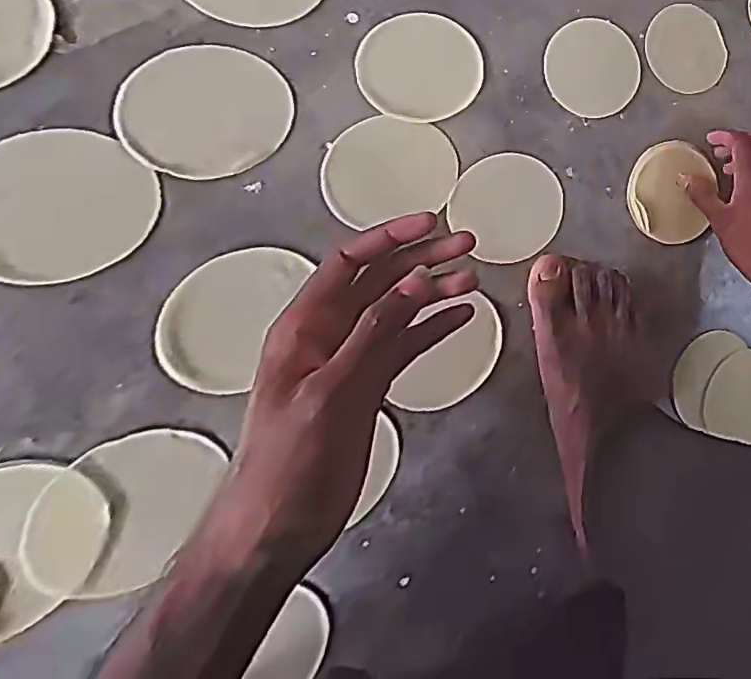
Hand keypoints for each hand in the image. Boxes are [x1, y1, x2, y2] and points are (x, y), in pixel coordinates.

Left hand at [204, 213, 479, 570]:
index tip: (431, 222)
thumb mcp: (332, 390)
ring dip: (435, 290)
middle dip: (423, 258)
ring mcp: (352, 359)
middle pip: (381, 281)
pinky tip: (462, 314)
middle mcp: (330, 335)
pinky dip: (435, 325)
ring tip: (473, 278)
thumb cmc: (291, 460)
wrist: (277, 527)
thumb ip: (375, 331)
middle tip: (467, 244)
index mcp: (305, 328)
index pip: (348, 263)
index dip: (388, 238)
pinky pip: (407, 342)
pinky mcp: (370, 384)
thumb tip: (416, 280)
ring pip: (400, 309)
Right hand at [684, 129, 750, 288]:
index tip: (710, 140)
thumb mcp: (719, 219)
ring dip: (748, 152)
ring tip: (726, 166)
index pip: (743, 142)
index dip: (726, 136)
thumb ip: (702, 194)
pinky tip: (739, 183)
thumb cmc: (746, 243)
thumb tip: (687, 178)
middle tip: (719, 150)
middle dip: (739, 140)